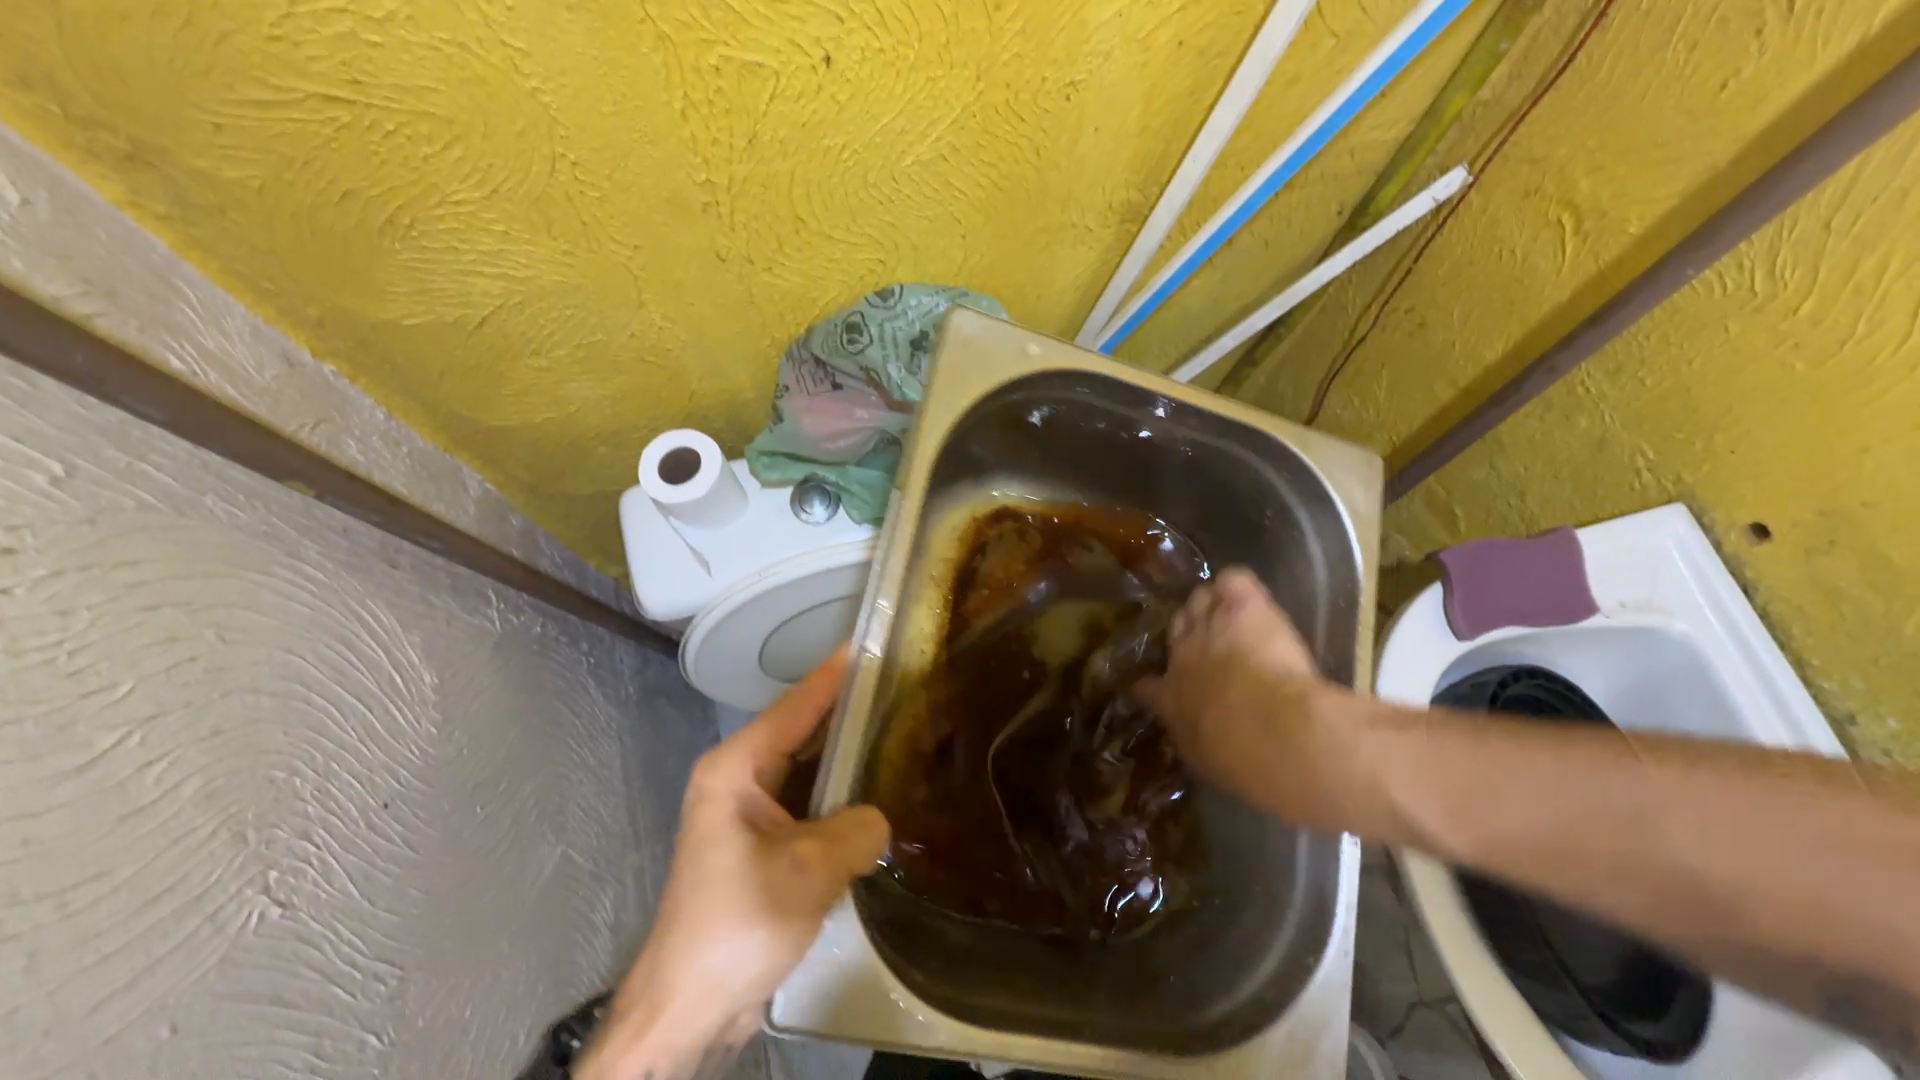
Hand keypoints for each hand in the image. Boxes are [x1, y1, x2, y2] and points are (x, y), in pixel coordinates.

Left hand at [575, 649, 889, 1079]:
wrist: (689, 1003)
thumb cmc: (738, 925)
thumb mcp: (809, 871)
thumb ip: (858, 829)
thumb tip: (880, 818)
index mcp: (735, 770)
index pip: (795, 707)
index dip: (835, 676)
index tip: (872, 644)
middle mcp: (737, 782)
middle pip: (802, 733)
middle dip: (849, 715)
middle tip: (904, 692)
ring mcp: (747, 816)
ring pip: (807, 772)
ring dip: (847, 761)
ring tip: (902, 736)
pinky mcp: (760, 848)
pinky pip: (807, 807)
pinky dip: (839, 799)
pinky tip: (878, 796)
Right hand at [1136, 567, 1384, 834]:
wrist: (1272, 732)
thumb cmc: (1242, 759)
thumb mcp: (1208, 761)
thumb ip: (1199, 741)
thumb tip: (1201, 739)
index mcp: (1172, 700)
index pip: (1150, 685)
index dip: (1157, 681)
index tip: (1161, 683)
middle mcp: (1184, 656)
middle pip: (1177, 627)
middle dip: (1191, 630)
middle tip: (1214, 642)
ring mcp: (1210, 626)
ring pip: (1201, 598)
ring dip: (1215, 606)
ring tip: (1236, 615)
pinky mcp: (1242, 605)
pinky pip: (1233, 579)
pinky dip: (1239, 585)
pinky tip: (1251, 596)